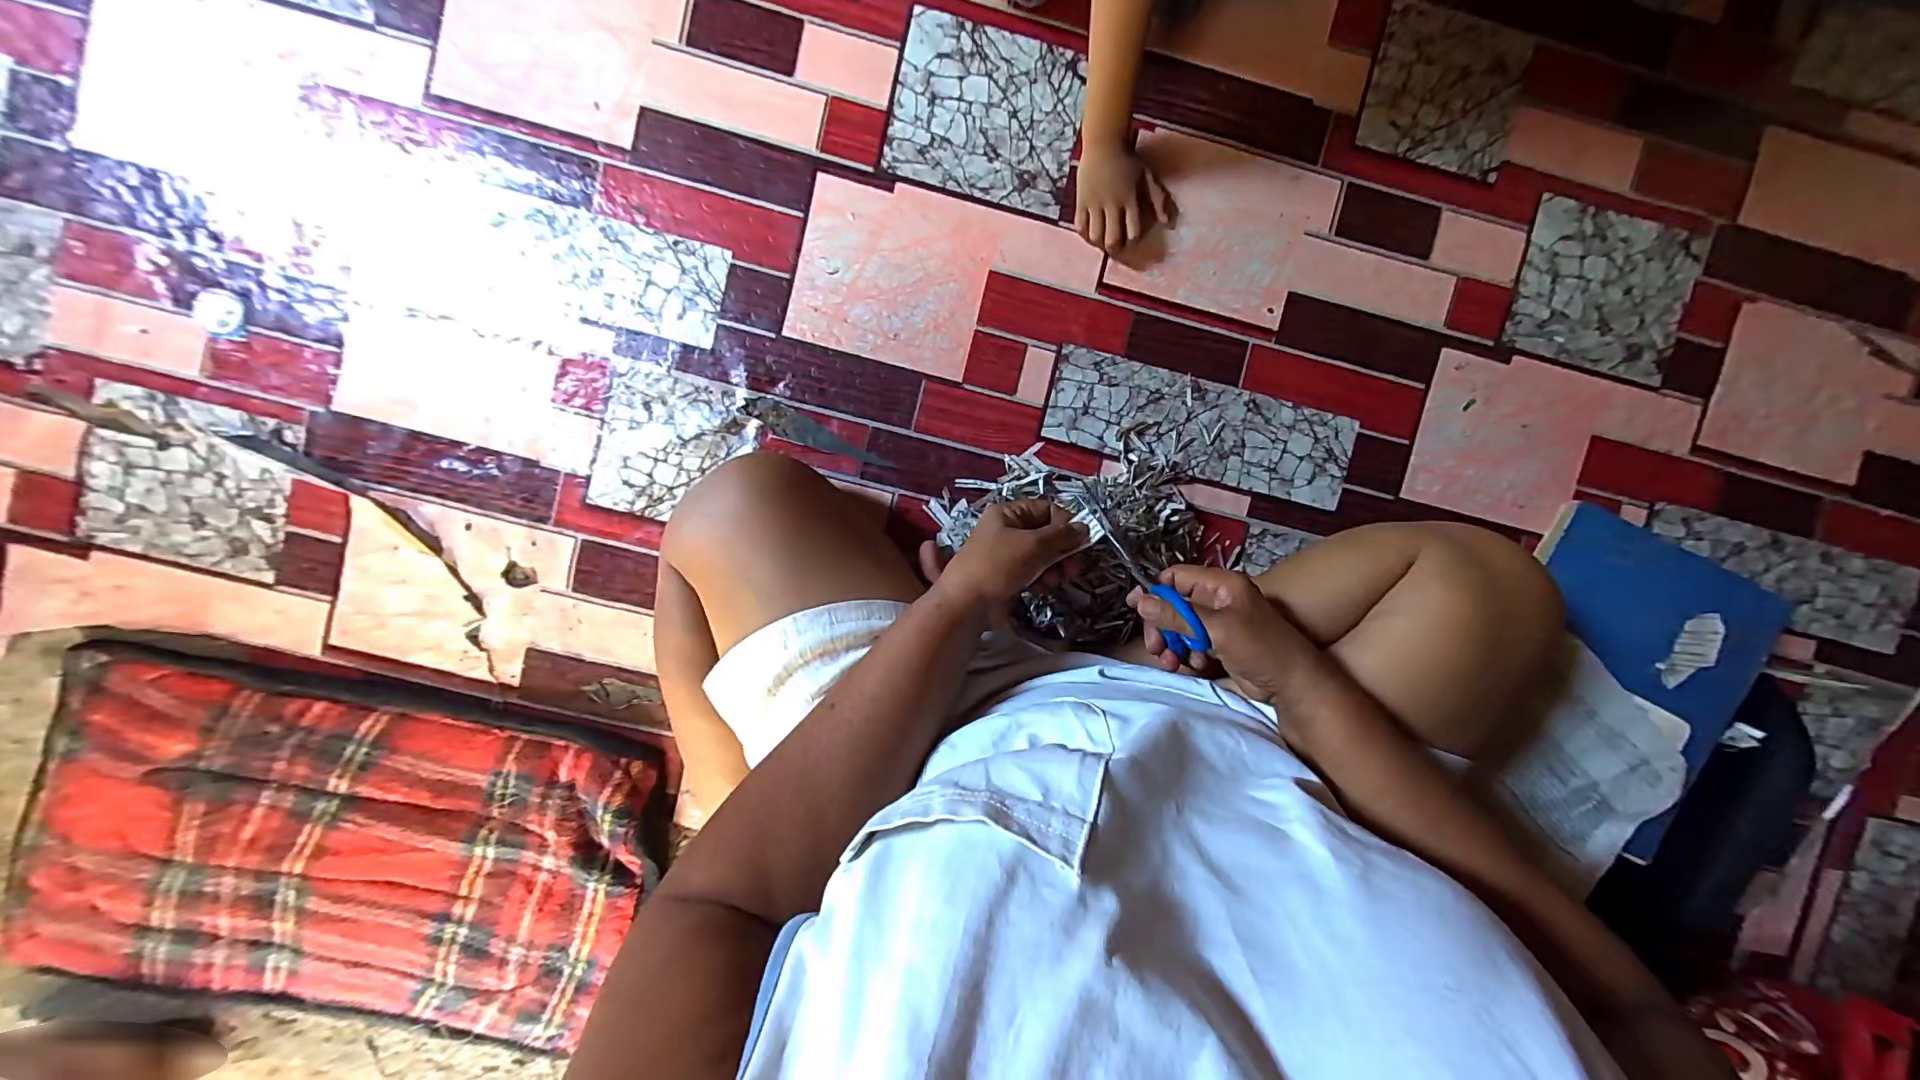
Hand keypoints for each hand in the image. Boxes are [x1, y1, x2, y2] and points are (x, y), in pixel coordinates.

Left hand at [931, 500, 1087, 609]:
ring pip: (1042, 555)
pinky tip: (1042, 588)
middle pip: (1046, 534)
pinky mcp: (1007, 576)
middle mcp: (1006, 530)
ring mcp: (1006, 554)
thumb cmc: (997, 566)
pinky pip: (1032, 571)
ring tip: (1056, 581)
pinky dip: (1041, 578)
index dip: (1065, 524)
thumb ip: (1062, 536)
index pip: (1046, 509)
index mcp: (1008, 513)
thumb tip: (1085, 528)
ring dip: (1054, 567)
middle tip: (1073, 568)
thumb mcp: (1033, 545)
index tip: (1079, 542)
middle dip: (1062, 550)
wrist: (965, 604)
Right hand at [1075, 143, 1173, 253]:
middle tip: (1117, 249)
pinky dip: (1085, 235)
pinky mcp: (1081, 202)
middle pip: (1112, 240)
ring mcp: (1094, 204)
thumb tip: (1167, 223)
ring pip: (1095, 236)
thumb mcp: (1148, 176)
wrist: (1103, 143)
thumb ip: (1158, 199)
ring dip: (1100, 244)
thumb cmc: (1128, 160)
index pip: (1133, 231)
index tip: (1132, 241)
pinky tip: (1090, 235)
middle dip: (1116, 249)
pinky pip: (1080, 227)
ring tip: (1103, 243)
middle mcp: (1112, 205)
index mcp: (1130, 199)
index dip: (1133, 241)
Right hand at [1127, 565, 1322, 701]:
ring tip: (1173, 662)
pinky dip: (1185, 655)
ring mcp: (1218, 622)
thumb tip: (1140, 601)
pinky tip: (1192, 666)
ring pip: (1179, 627)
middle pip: (1174, 604)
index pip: (1177, 577)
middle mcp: (1218, 599)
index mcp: (1221, 584)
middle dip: (1162, 626)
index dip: (1156, 592)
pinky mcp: (1219, 643)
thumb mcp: (1215, 628)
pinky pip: (1190, 644)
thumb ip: (1177, 615)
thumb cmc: (1260, 648)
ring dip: (1172, 644)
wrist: (1292, 685)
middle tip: (1156, 647)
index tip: (1138, 610)